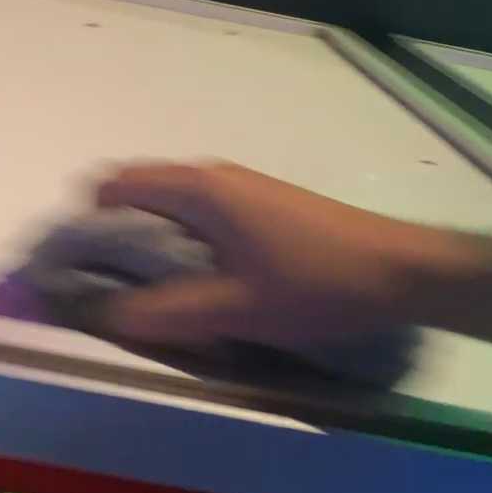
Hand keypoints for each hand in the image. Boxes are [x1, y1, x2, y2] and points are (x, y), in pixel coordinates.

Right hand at [93, 162, 468, 350]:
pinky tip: (198, 282)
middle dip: (110, 235)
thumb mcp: (232, 309)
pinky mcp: (257, 204)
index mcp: (195, 189)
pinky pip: (193, 214)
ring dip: (145, 241)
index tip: (85, 271)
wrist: (406, 271)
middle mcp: (210, 176)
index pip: (111, 186)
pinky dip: (176, 241)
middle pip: (134, 191)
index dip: (86, 225)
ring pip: (165, 205)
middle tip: (114, 289)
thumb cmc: (315, 283)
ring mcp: (237, 187)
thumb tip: (99, 316)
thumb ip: (161, 314)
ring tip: (152, 292)